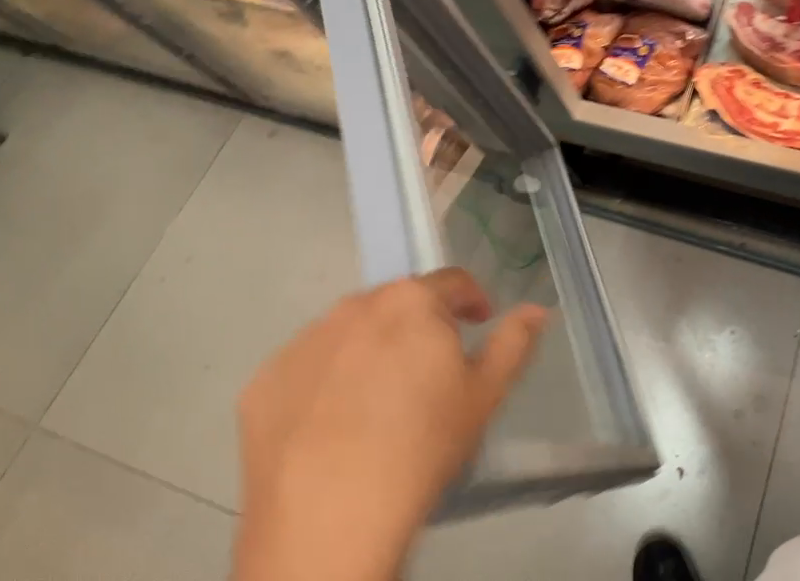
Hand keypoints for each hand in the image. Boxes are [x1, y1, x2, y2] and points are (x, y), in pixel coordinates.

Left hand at [234, 268, 545, 580]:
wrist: (328, 518)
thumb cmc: (422, 447)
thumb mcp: (485, 396)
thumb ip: (513, 343)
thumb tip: (536, 309)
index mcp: (412, 302)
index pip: (451, 282)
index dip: (471, 301)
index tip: (478, 325)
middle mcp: (353, 307)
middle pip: (396, 304)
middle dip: (417, 327)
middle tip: (428, 376)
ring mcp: (302, 343)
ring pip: (348, 335)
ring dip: (369, 352)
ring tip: (379, 405)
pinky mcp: (263, 383)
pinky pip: (305, 370)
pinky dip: (324, 385)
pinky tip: (333, 428)